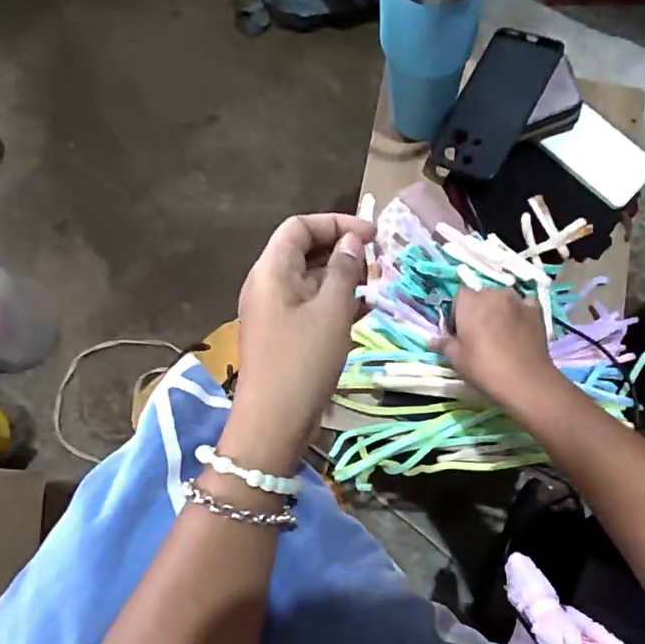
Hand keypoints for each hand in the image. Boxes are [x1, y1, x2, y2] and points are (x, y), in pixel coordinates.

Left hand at [228, 213, 375, 467]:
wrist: (274, 420)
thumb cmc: (303, 361)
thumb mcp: (331, 311)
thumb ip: (344, 271)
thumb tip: (352, 242)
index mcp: (272, 270)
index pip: (300, 227)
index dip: (336, 223)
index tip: (372, 235)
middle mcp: (267, 284)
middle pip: (304, 252)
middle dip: (341, 251)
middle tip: (377, 263)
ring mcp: (273, 311)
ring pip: (309, 281)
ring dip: (341, 278)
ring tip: (375, 288)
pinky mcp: (282, 335)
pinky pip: (309, 307)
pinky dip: (334, 303)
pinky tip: (362, 312)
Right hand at [434, 286, 566, 410]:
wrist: (525, 380)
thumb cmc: (484, 368)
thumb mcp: (457, 359)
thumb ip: (444, 344)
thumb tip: (431, 340)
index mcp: (470, 302)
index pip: (460, 296)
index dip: (459, 312)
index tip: (461, 332)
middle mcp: (494, 294)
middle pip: (482, 296)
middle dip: (480, 310)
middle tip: (480, 334)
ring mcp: (518, 300)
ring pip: (504, 299)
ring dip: (500, 310)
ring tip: (502, 333)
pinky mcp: (536, 311)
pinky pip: (525, 305)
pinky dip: (521, 312)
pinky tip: (521, 327)